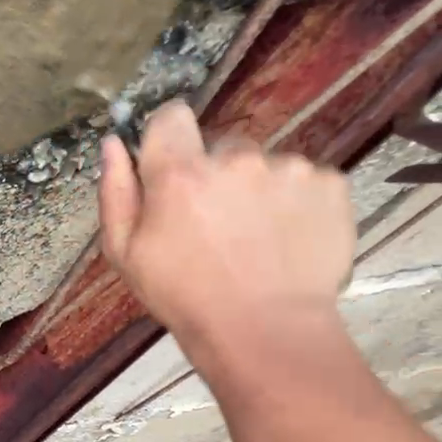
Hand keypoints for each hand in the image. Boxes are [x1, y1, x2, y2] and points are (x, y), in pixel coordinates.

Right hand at [99, 100, 355, 353]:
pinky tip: (274, 237)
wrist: (260, 323)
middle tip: (203, 224)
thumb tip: (112, 145)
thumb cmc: (177, 292)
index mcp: (179, 175)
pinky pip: (298, 179)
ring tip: (243, 236)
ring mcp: (288, 168)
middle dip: (207, 176)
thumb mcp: (123, 251)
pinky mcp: (329, 181)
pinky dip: (285, 201)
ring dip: (247, 190)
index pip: (171, 118)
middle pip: (216, 148)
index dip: (163, 134)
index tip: (162, 159)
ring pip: (258, 166)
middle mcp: (236, 160)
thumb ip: (116, 192)